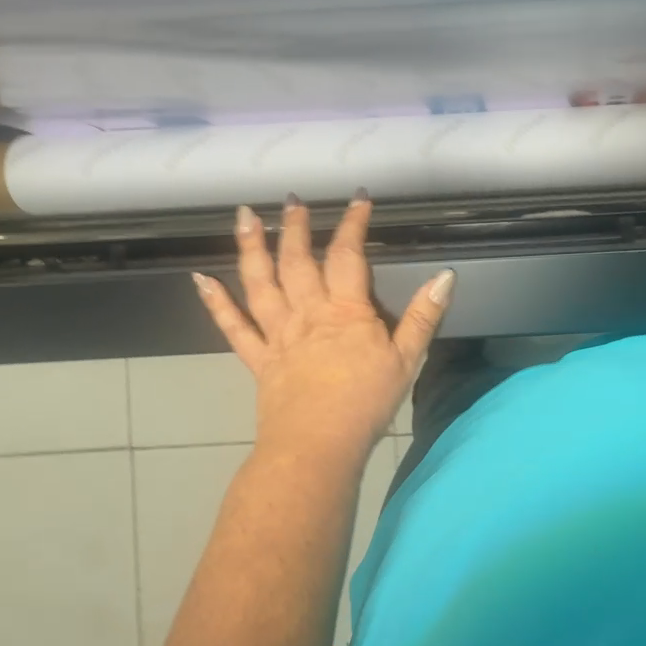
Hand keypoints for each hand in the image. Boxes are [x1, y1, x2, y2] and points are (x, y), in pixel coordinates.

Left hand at [190, 192, 454, 461]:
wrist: (317, 447)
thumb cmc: (366, 403)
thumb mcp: (407, 359)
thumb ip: (423, 316)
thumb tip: (445, 275)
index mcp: (346, 311)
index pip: (348, 255)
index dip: (353, 223)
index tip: (358, 198)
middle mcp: (307, 313)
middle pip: (298, 261)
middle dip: (295, 227)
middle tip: (292, 200)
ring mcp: (278, 335)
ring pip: (261, 283)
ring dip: (251, 248)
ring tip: (243, 217)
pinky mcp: (259, 359)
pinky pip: (234, 327)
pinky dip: (216, 302)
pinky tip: (199, 279)